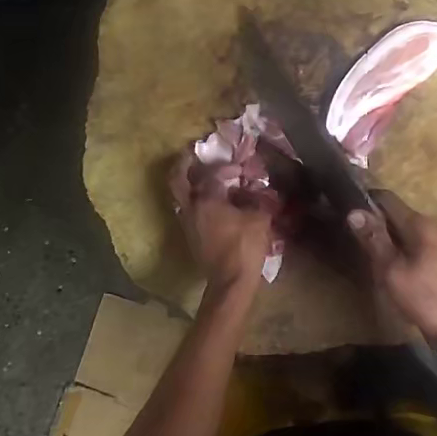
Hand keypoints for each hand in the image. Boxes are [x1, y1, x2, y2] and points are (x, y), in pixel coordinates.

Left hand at [169, 153, 278, 292]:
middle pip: (177, 179)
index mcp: (206, 199)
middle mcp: (190, 207)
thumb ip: (258, 199)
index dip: (227, 168)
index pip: (213, 174)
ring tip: (200, 177)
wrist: (230, 281)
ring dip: (187, 184)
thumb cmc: (244, 246)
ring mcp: (187, 222)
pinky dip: (194, 200)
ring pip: (179, 196)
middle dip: (183, 164)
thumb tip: (258, 190)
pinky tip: (209, 202)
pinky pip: (187, 210)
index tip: (240, 170)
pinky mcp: (190, 236)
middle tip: (191, 154)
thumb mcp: (259, 218)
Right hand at [346, 191, 436, 350]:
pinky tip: (398, 274)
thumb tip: (354, 211)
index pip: (387, 199)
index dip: (365, 202)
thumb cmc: (431, 300)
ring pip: (411, 236)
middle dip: (378, 226)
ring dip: (393, 244)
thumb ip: (374, 241)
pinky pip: (422, 250)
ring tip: (373, 260)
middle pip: (400, 218)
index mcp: (421, 224)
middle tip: (356, 242)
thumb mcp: (393, 272)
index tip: (346, 212)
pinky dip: (407, 256)